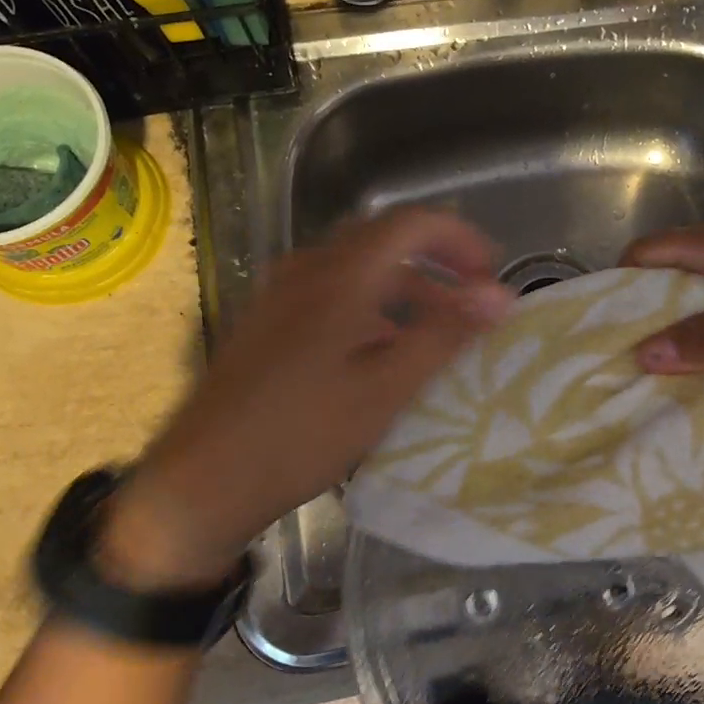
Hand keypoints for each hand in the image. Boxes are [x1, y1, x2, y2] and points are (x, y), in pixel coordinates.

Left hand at [99, 209, 512, 587]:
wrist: (202, 479)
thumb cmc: (302, 434)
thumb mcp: (386, 389)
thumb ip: (445, 336)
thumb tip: (501, 296)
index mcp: (339, 275)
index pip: (411, 224)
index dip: (459, 239)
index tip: (492, 273)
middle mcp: (307, 270)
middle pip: (383, 241)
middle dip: (436, 263)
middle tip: (471, 299)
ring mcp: (280, 295)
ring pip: (357, 270)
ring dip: (405, 289)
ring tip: (437, 332)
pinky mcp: (267, 324)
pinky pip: (331, 295)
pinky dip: (372, 308)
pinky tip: (383, 354)